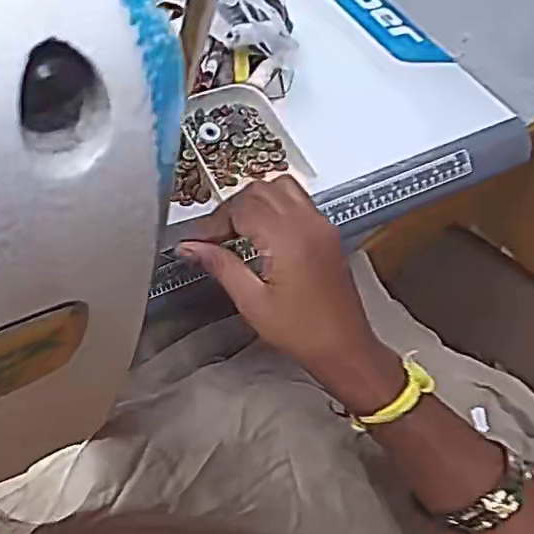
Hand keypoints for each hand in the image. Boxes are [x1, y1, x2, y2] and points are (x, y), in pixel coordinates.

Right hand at [178, 177, 398, 402]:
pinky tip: (260, 235)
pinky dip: (274, 207)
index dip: (214, 222)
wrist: (343, 346)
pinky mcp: (327, 233)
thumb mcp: (251, 301)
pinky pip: (298, 201)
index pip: (242, 208)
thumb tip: (190, 247)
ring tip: (236, 231)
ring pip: (281, 187)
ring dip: (254, 202)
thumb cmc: (301, 330)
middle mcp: (309, 223)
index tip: (198, 243)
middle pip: (260, 189)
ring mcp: (321, 225)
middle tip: (214, 238)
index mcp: (289, 238)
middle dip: (231, 208)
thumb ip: (220, 266)